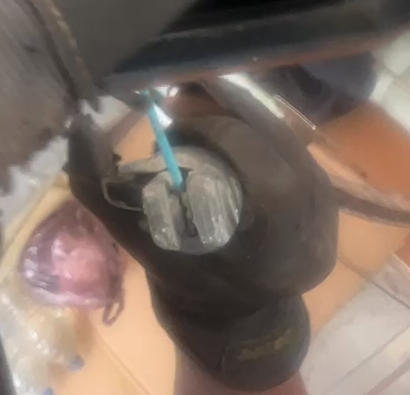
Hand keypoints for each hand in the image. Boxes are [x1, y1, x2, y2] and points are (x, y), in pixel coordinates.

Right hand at [68, 108, 337, 391]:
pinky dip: (252, 121)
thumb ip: (97, 185)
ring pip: (284, 133)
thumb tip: (81, 124)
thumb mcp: (134, 234)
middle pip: (276, 141)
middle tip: (179, 100)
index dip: (219, 133)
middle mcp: (313, 226)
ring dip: (236, 109)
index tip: (173, 121)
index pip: (261, 171)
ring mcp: (328, 209)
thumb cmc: (181, 271)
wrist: (231, 308)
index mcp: (272, 246)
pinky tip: (218, 116)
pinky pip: (289, 141)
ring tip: (195, 102)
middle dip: (223, 110)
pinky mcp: (324, 193)